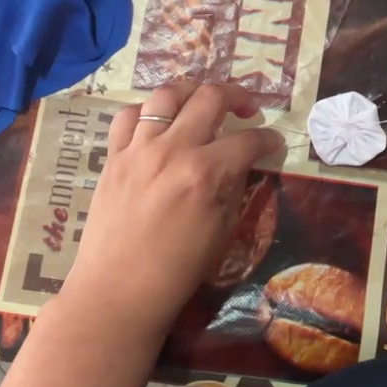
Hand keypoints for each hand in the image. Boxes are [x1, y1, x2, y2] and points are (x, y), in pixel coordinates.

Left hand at [59, 82, 284, 342]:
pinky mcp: (112, 157)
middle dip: (238, 96)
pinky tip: (158, 123)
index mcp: (205, 174)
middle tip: (247, 110)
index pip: (248, 139)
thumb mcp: (222, 230)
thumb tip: (245, 160)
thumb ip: (234, 186)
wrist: (118, 294)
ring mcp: (138, 150)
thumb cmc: (178, 271)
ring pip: (167, 94)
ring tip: (202, 102)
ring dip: (192, 92)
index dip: (268, 138)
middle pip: (210, 97)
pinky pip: (128, 116)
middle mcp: (173, 150)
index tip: (274, 142)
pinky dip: (147, 112)